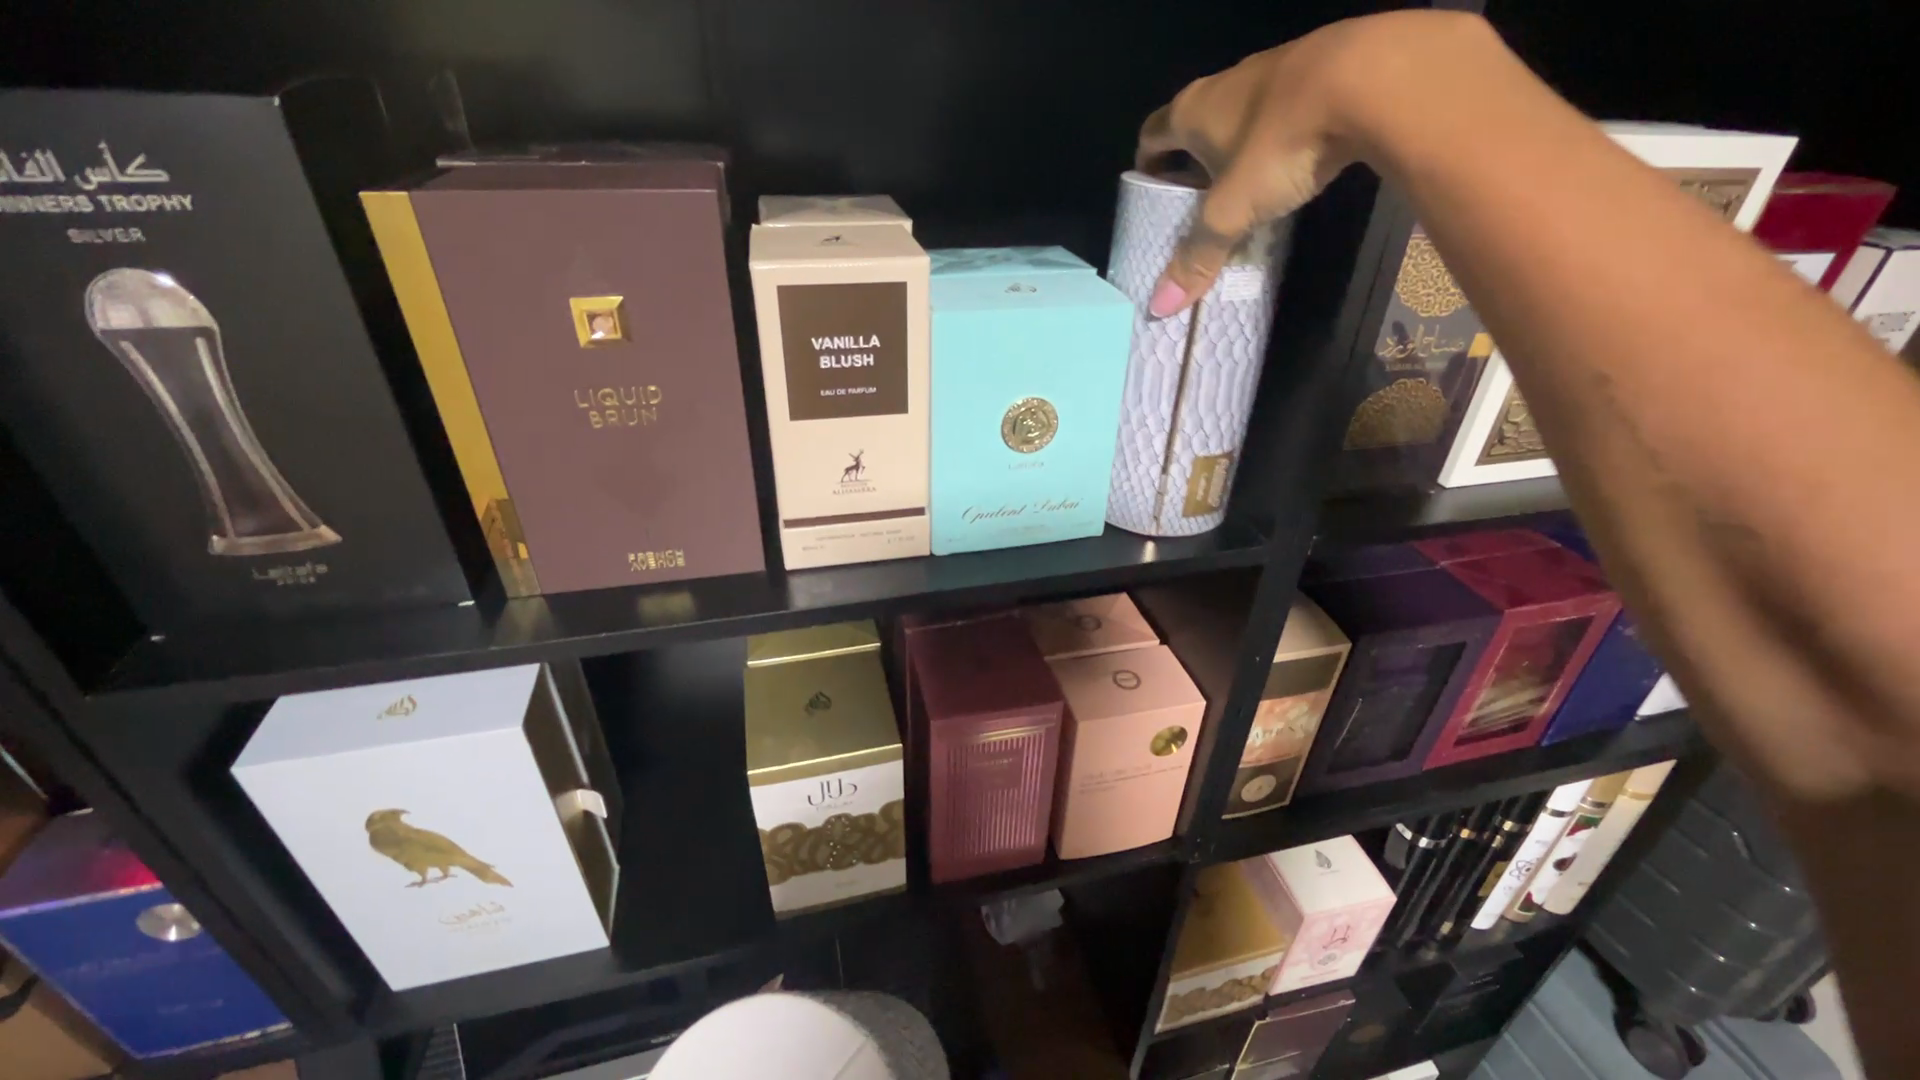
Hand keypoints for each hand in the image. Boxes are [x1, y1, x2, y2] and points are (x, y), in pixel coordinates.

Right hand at [1134, 11, 1488, 316]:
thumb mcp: (1232, 211)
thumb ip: (1198, 256)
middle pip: (1194, 125)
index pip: (1151, 134)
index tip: (1151, 194)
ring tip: (1246, 191)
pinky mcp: (1318, 71)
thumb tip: (1159, 308)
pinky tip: (1292, 163)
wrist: (1370, 79)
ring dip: (1236, 149)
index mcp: (1191, 111)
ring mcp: (1274, 72)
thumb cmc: (1278, 144)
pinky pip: (1282, 110)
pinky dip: (1277, 137)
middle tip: (1198, 205)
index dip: (1146, 164)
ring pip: (1240, 116)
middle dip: (1191, 162)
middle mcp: (1224, 84)